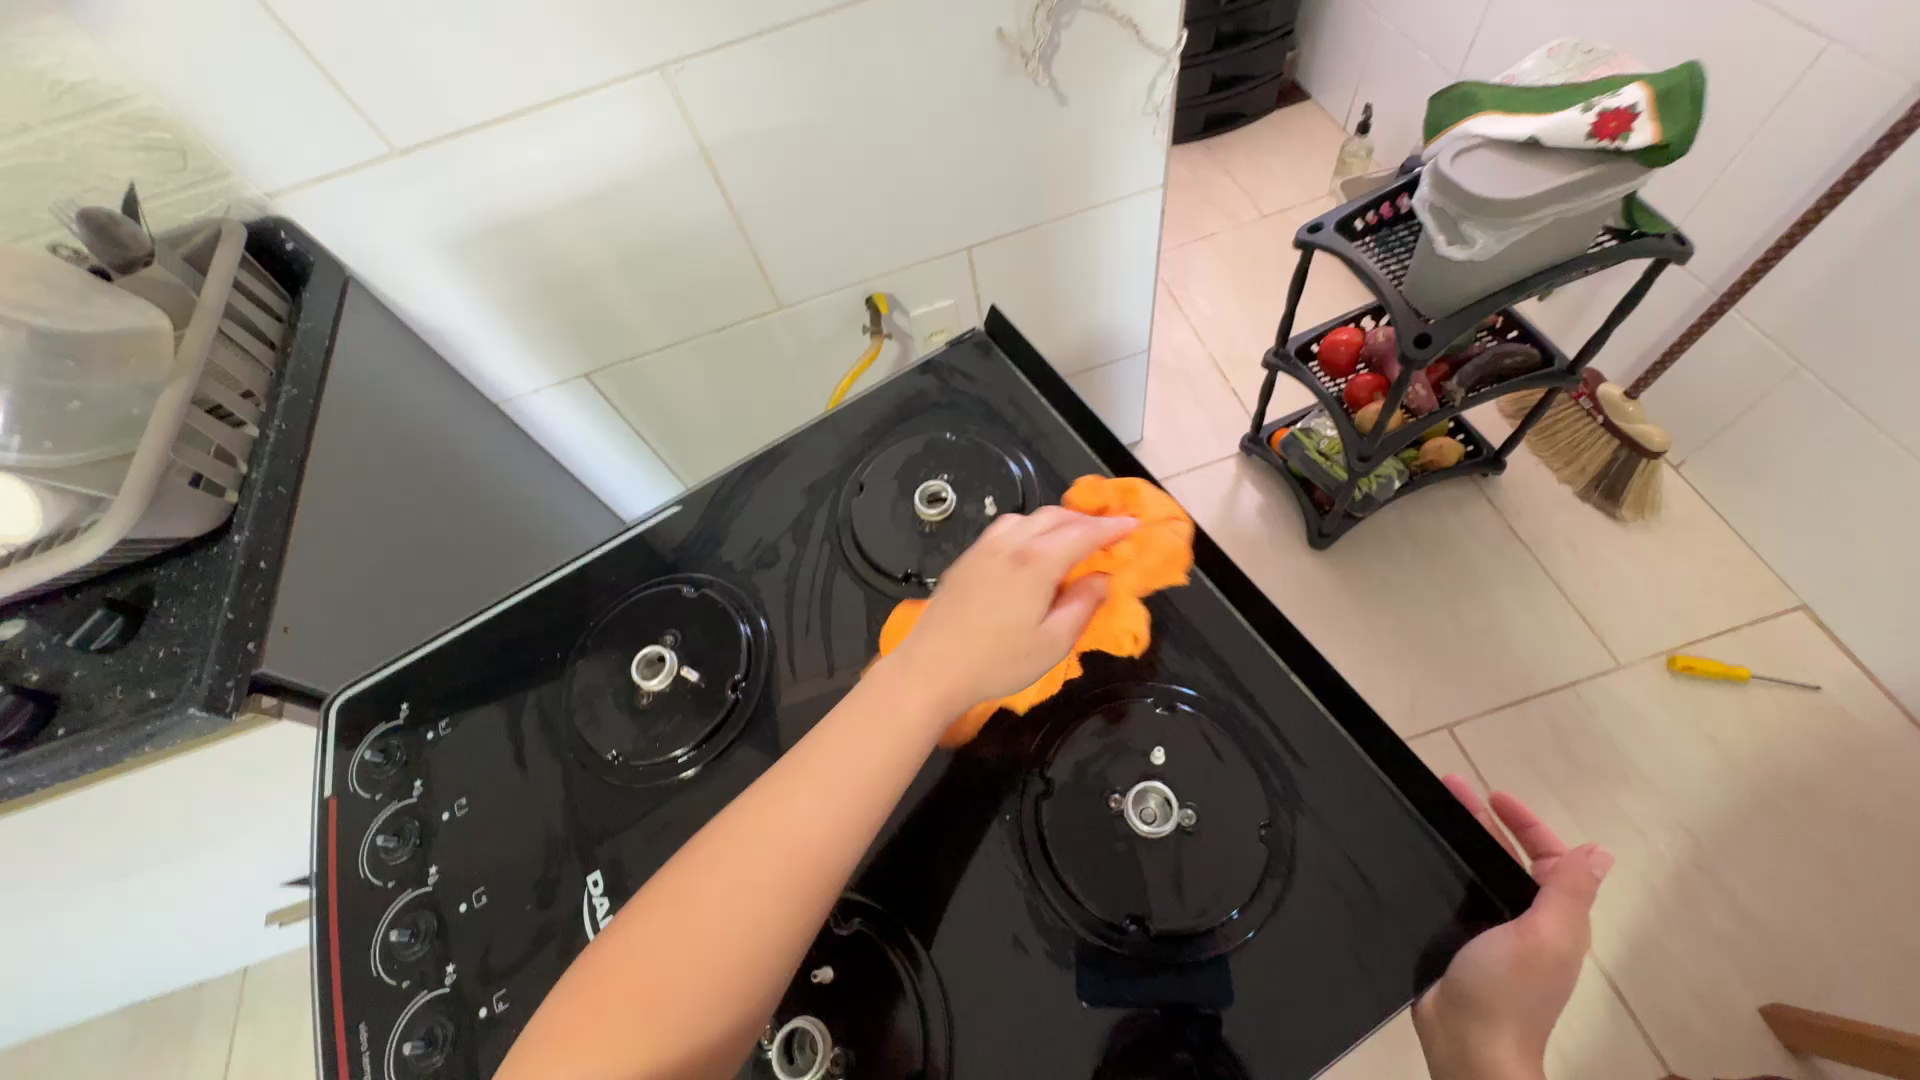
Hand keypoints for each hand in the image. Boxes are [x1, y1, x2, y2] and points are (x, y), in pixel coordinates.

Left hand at [883, 507, 1136, 718]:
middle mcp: (1010, 544)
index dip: (1112, 528)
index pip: (1083, 533)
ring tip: (1072, 538)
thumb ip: (1082, 604)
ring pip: (1027, 518)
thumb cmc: (998, 661)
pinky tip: (1031, 549)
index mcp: (1036, 561)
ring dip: (1056, 521)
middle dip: (1085, 520)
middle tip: (1108, 533)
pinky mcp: (966, 559)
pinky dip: (1029, 528)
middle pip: (1055, 517)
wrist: (932, 668)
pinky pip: (1005, 528)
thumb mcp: (1054, 642)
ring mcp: (983, 548)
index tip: (1134, 526)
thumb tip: (1101, 577)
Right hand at [1414, 776, 1613, 1079]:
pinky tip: (1423, 858)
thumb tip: (1600, 852)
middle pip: (1512, 860)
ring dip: (1463, 841)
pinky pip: (1460, 893)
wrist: (1466, 1042)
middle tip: (1448, 789)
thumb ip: (1568, 893)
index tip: (1491, 795)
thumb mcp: (1546, 936)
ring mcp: (1494, 934)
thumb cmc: (1509, 988)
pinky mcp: (1462, 943)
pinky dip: (1447, 868)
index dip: (1527, 824)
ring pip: (1483, 874)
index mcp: (1556, 919)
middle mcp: (1529, 922)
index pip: (1549, 858)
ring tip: (1429, 814)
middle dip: (1486, 822)